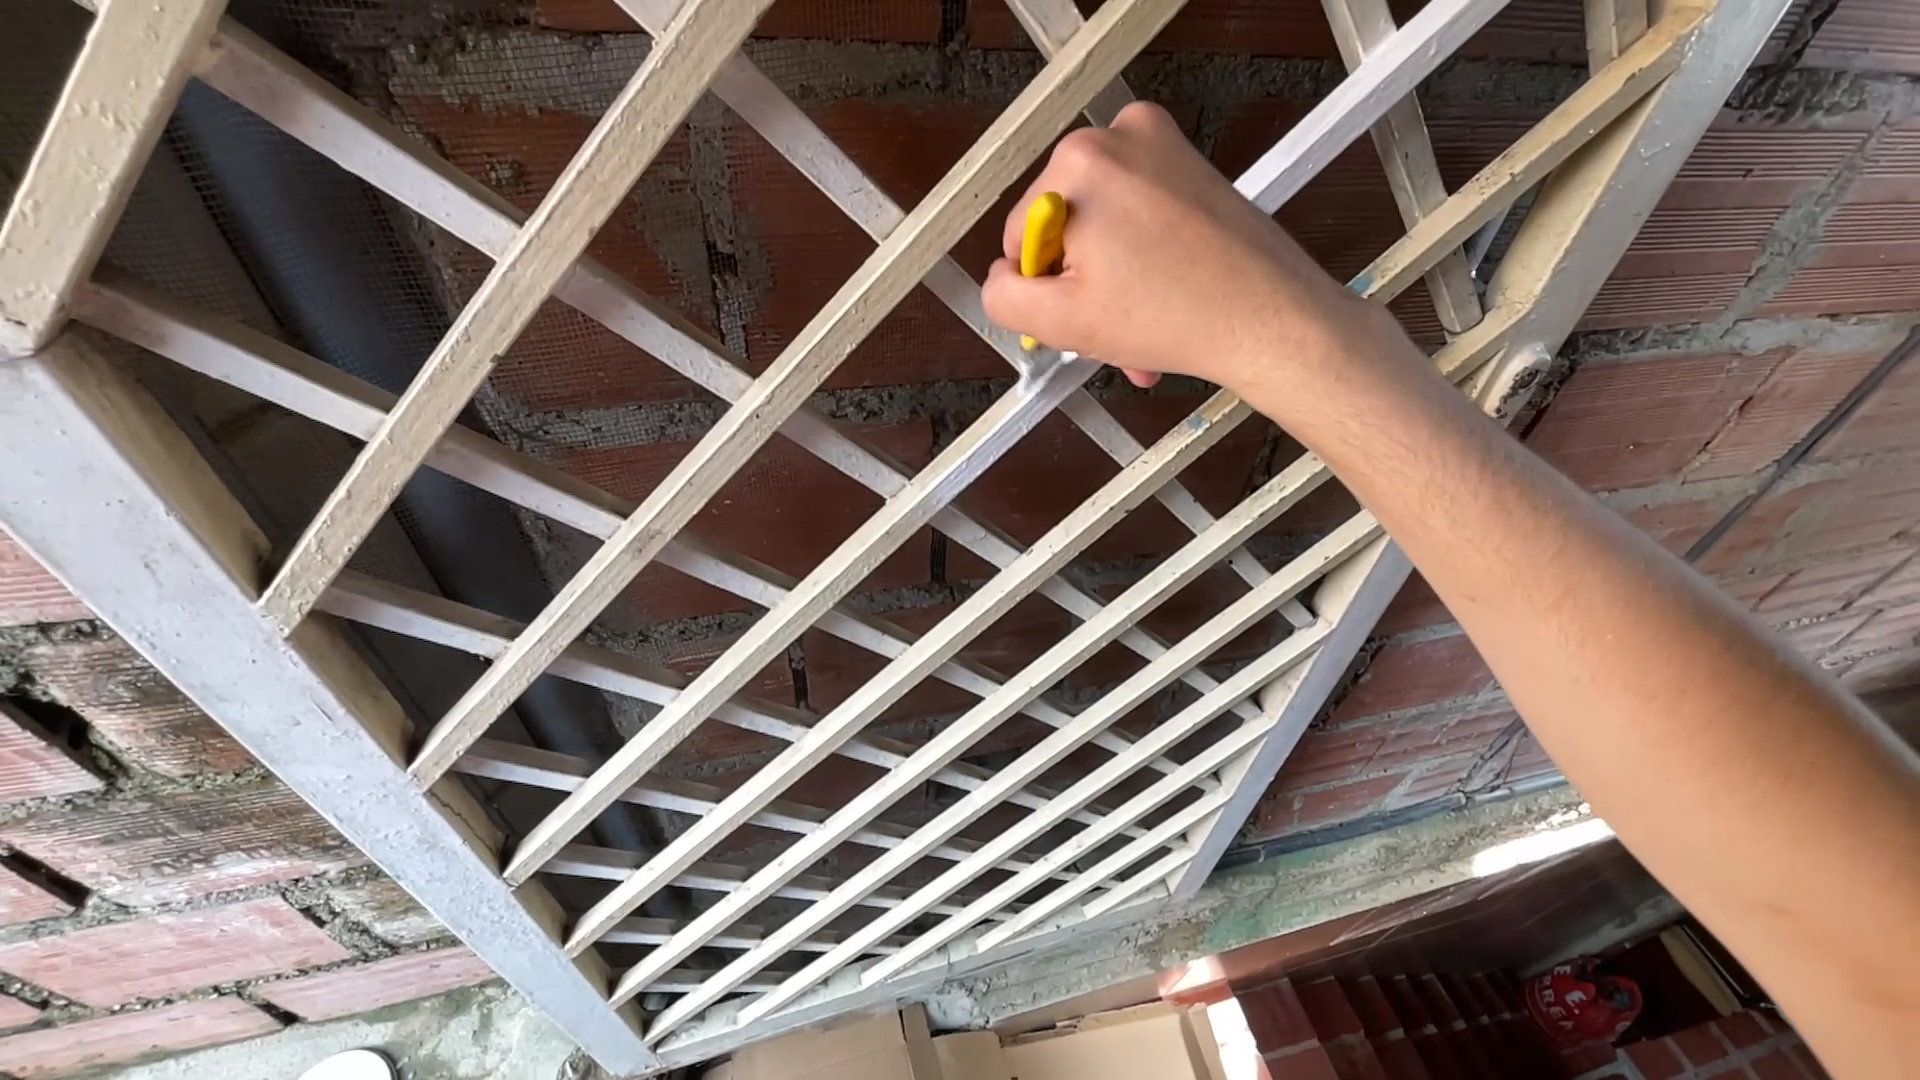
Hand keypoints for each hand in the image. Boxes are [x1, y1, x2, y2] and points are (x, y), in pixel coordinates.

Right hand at [981, 102, 1391, 398]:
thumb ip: (1003, 298)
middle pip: (1064, 231)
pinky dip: (1139, 263)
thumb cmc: (1179, 317)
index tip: (1077, 314)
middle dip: (1081, 289)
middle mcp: (1118, 137)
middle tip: (1109, 330)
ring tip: (1137, 329)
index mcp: (1078, 165)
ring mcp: (1159, 147)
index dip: (1043, 289)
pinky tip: (1158, 302)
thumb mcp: (1061, 322)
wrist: (1273, 319)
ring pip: (1101, 231)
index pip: (1020, 238)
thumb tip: (999, 280)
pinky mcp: (1188, 167)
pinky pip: (1136, 218)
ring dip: (1110, 287)